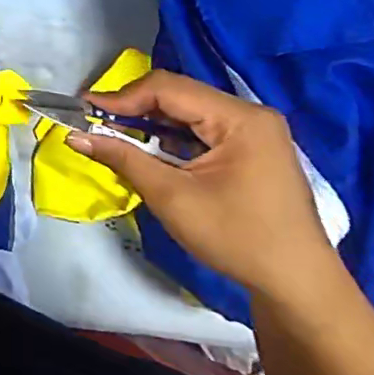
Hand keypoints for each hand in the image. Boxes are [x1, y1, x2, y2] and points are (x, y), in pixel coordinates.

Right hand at [64, 69, 341, 300]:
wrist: (298, 286)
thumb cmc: (237, 238)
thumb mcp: (172, 197)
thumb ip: (122, 158)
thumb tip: (75, 136)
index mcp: (240, 118)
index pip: (168, 88)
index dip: (122, 96)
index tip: (86, 110)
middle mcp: (250, 114)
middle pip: (178, 95)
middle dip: (134, 106)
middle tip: (96, 121)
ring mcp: (254, 131)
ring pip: (187, 110)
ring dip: (150, 121)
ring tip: (114, 133)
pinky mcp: (252, 148)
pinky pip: (200, 128)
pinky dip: (170, 135)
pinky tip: (148, 148)